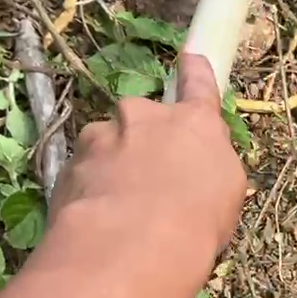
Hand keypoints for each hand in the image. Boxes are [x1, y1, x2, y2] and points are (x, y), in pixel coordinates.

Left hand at [51, 52, 246, 266]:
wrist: (134, 240)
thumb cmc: (200, 215)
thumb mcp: (228, 189)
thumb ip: (211, 162)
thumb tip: (196, 161)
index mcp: (193, 122)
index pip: (198, 87)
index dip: (196, 73)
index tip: (191, 57)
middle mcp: (143, 116)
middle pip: (145, 120)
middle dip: (148, 141)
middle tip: (157, 181)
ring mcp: (101, 135)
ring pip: (111, 144)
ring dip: (118, 166)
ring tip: (129, 209)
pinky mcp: (68, 162)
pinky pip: (86, 171)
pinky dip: (95, 188)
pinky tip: (107, 219)